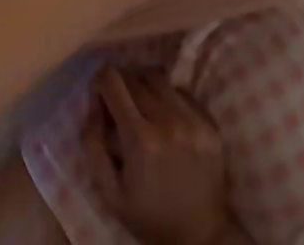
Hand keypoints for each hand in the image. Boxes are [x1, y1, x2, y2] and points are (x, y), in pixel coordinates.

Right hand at [84, 67, 234, 244]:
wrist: (202, 239)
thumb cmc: (149, 215)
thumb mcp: (108, 190)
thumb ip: (92, 143)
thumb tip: (94, 104)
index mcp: (140, 138)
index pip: (112, 80)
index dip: (100, 82)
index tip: (101, 97)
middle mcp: (168, 122)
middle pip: (134, 76)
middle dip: (121, 85)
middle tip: (120, 105)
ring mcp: (193, 123)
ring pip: (158, 77)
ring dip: (145, 86)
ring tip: (143, 107)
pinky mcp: (210, 127)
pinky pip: (182, 92)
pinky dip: (168, 97)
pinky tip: (166, 118)